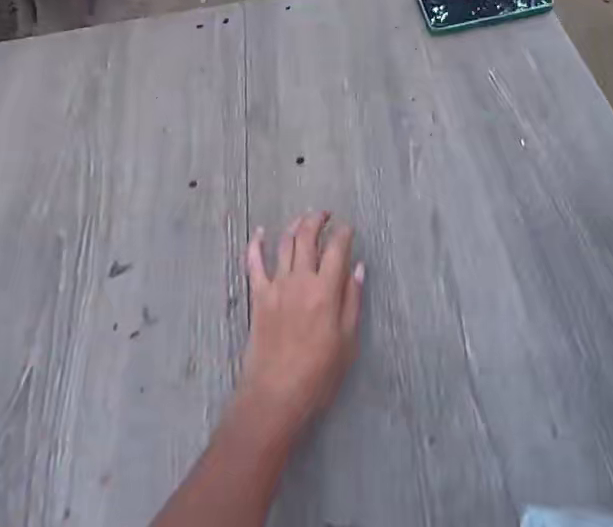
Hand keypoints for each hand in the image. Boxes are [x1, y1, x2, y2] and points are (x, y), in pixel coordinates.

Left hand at [234, 212, 362, 441]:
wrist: (275, 396)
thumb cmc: (318, 374)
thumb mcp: (347, 340)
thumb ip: (352, 300)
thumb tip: (358, 268)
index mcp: (326, 290)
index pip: (337, 248)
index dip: (344, 233)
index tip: (349, 228)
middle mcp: (300, 280)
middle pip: (308, 237)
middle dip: (317, 220)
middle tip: (325, 214)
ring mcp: (276, 287)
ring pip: (284, 244)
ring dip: (295, 226)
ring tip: (303, 219)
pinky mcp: (258, 298)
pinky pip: (253, 264)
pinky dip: (256, 245)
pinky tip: (260, 233)